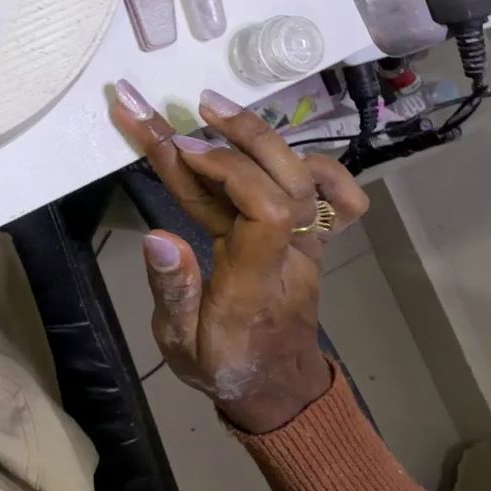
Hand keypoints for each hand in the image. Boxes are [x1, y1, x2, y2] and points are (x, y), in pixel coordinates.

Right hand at [109, 83, 369, 433]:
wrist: (277, 386)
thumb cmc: (222, 366)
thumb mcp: (179, 344)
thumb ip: (172, 291)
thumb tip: (157, 235)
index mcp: (256, 282)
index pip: (267, 210)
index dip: (227, 169)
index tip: (178, 147)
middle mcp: (292, 255)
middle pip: (289, 180)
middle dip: (239, 135)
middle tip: (191, 104)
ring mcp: (308, 244)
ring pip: (304, 177)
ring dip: (259, 135)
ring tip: (213, 107)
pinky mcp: (308, 238)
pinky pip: (332, 194)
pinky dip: (312, 163)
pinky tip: (271, 147)